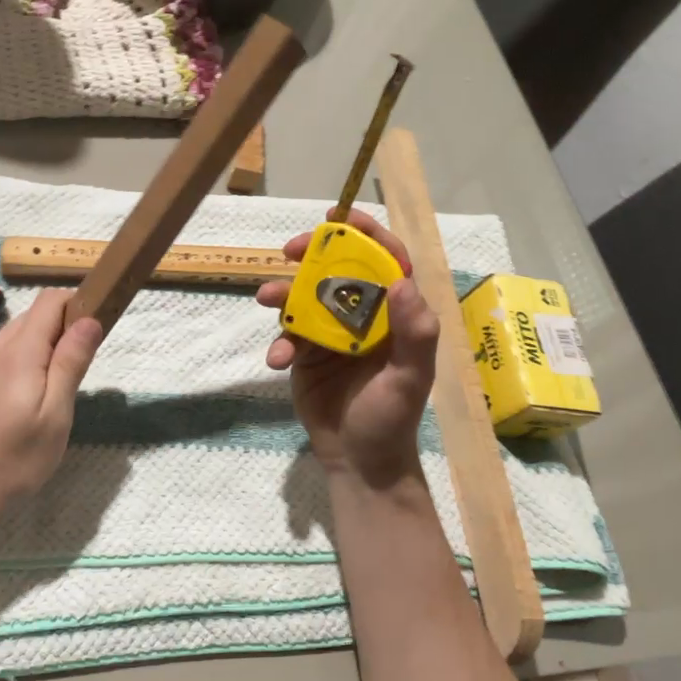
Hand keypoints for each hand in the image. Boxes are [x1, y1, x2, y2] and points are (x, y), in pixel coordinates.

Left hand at [0, 290, 103, 523]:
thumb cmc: (14, 461)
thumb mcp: (55, 415)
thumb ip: (71, 363)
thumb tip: (90, 320)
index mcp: (18, 351)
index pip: (51, 300)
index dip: (79, 304)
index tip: (100, 329)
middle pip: (36, 315)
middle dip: (65, 327)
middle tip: (83, 368)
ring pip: (20, 335)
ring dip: (47, 346)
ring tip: (60, 388)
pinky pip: (6, 354)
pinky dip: (28, 361)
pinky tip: (33, 398)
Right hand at [257, 209, 437, 484]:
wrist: (358, 461)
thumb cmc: (391, 418)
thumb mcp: (411, 377)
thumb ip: (414, 332)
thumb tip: (400, 282)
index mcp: (395, 315)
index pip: (386, 263)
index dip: (367, 235)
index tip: (340, 219)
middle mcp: (362, 317)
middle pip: (338, 270)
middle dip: (312, 255)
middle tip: (289, 249)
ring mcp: (331, 334)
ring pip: (305, 298)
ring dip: (284, 294)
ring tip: (266, 298)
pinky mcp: (306, 355)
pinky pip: (287, 336)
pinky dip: (279, 343)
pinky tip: (277, 360)